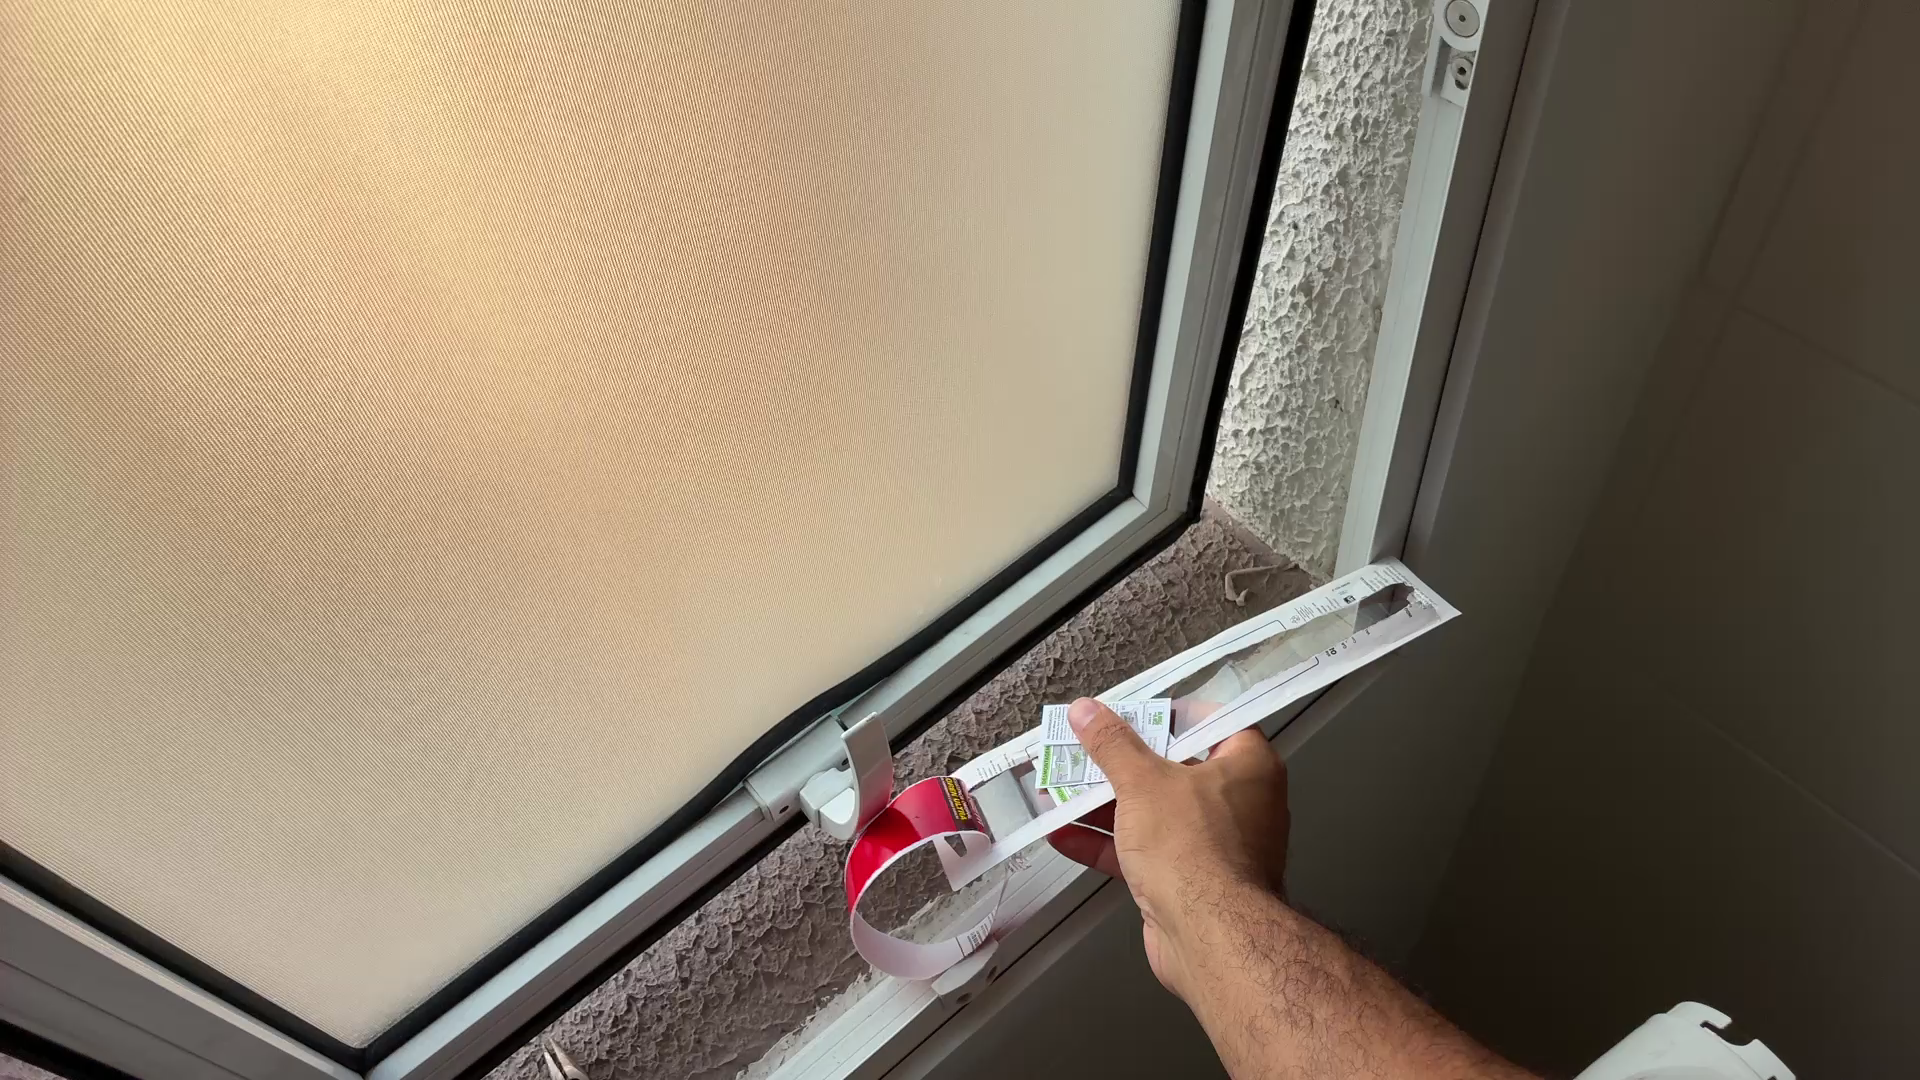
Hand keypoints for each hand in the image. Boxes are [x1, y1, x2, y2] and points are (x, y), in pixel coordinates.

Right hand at [1047, 697, 1288, 1001]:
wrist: (1210, 941)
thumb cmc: (1189, 843)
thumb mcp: (1142, 781)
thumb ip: (1112, 743)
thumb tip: (1085, 709)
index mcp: (1246, 766)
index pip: (1209, 722)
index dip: (1166, 713)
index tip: (1127, 711)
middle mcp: (1237, 802)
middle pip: (1171, 767)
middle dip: (1119, 761)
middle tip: (1081, 746)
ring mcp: (1211, 845)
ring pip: (1151, 810)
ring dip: (1102, 802)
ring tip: (1056, 787)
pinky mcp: (1187, 882)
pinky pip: (1143, 850)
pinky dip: (1106, 842)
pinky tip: (1061, 834)